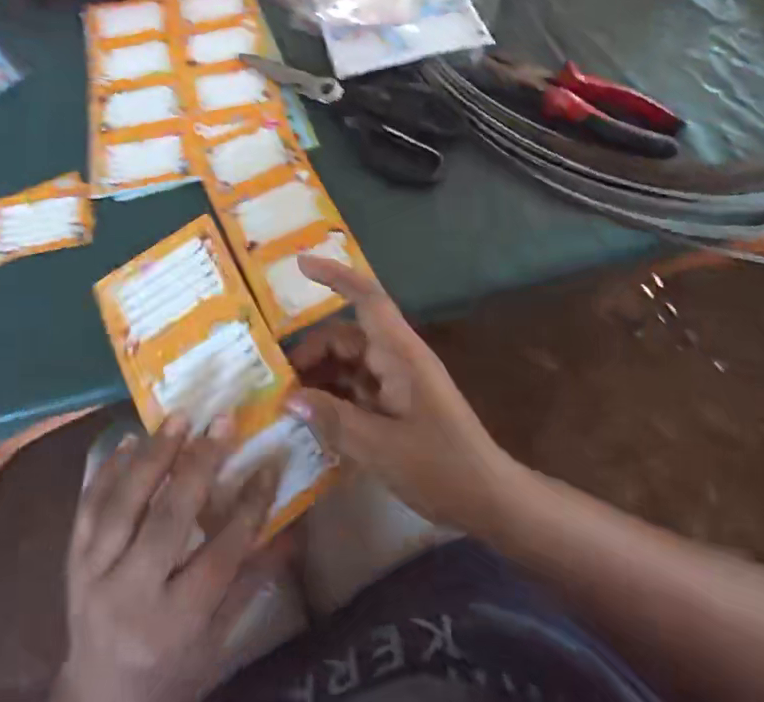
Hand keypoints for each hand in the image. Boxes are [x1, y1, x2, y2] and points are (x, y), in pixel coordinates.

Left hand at [52, 416, 282, 701]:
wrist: (99, 696)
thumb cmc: (172, 669)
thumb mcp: (219, 639)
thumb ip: (253, 581)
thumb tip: (293, 528)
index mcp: (175, 622)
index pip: (220, 554)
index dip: (249, 506)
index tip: (270, 462)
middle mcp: (130, 596)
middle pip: (167, 522)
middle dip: (199, 466)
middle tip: (222, 421)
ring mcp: (94, 575)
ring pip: (123, 506)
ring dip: (154, 457)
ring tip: (179, 418)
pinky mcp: (71, 562)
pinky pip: (88, 508)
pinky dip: (108, 471)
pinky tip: (131, 440)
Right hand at [285, 257, 520, 531]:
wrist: (487, 498)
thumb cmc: (440, 466)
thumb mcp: (380, 447)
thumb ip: (333, 419)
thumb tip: (289, 398)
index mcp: (401, 354)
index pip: (368, 299)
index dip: (336, 277)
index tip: (300, 264)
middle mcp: (397, 359)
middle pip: (346, 337)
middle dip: (310, 353)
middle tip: (277, 384)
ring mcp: (397, 383)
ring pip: (348, 364)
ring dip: (319, 378)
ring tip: (286, 405)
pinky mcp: (395, 406)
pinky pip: (356, 389)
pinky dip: (333, 397)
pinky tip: (309, 420)